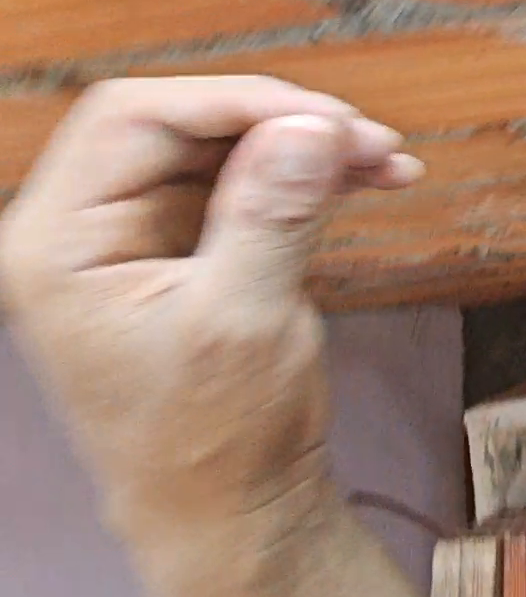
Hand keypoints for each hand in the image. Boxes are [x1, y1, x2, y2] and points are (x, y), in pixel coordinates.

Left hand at [0, 77, 421, 530]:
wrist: (233, 494)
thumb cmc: (218, 424)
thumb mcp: (245, 317)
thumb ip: (271, 215)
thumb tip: (314, 126)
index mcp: (62, 239)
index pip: (139, 118)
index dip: (241, 102)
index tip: (336, 122)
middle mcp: (97, 225)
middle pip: (191, 125)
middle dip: (291, 123)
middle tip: (376, 143)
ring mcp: (152, 236)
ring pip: (236, 149)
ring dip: (318, 147)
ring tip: (392, 163)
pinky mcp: (206, 247)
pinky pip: (263, 183)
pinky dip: (324, 174)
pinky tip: (378, 181)